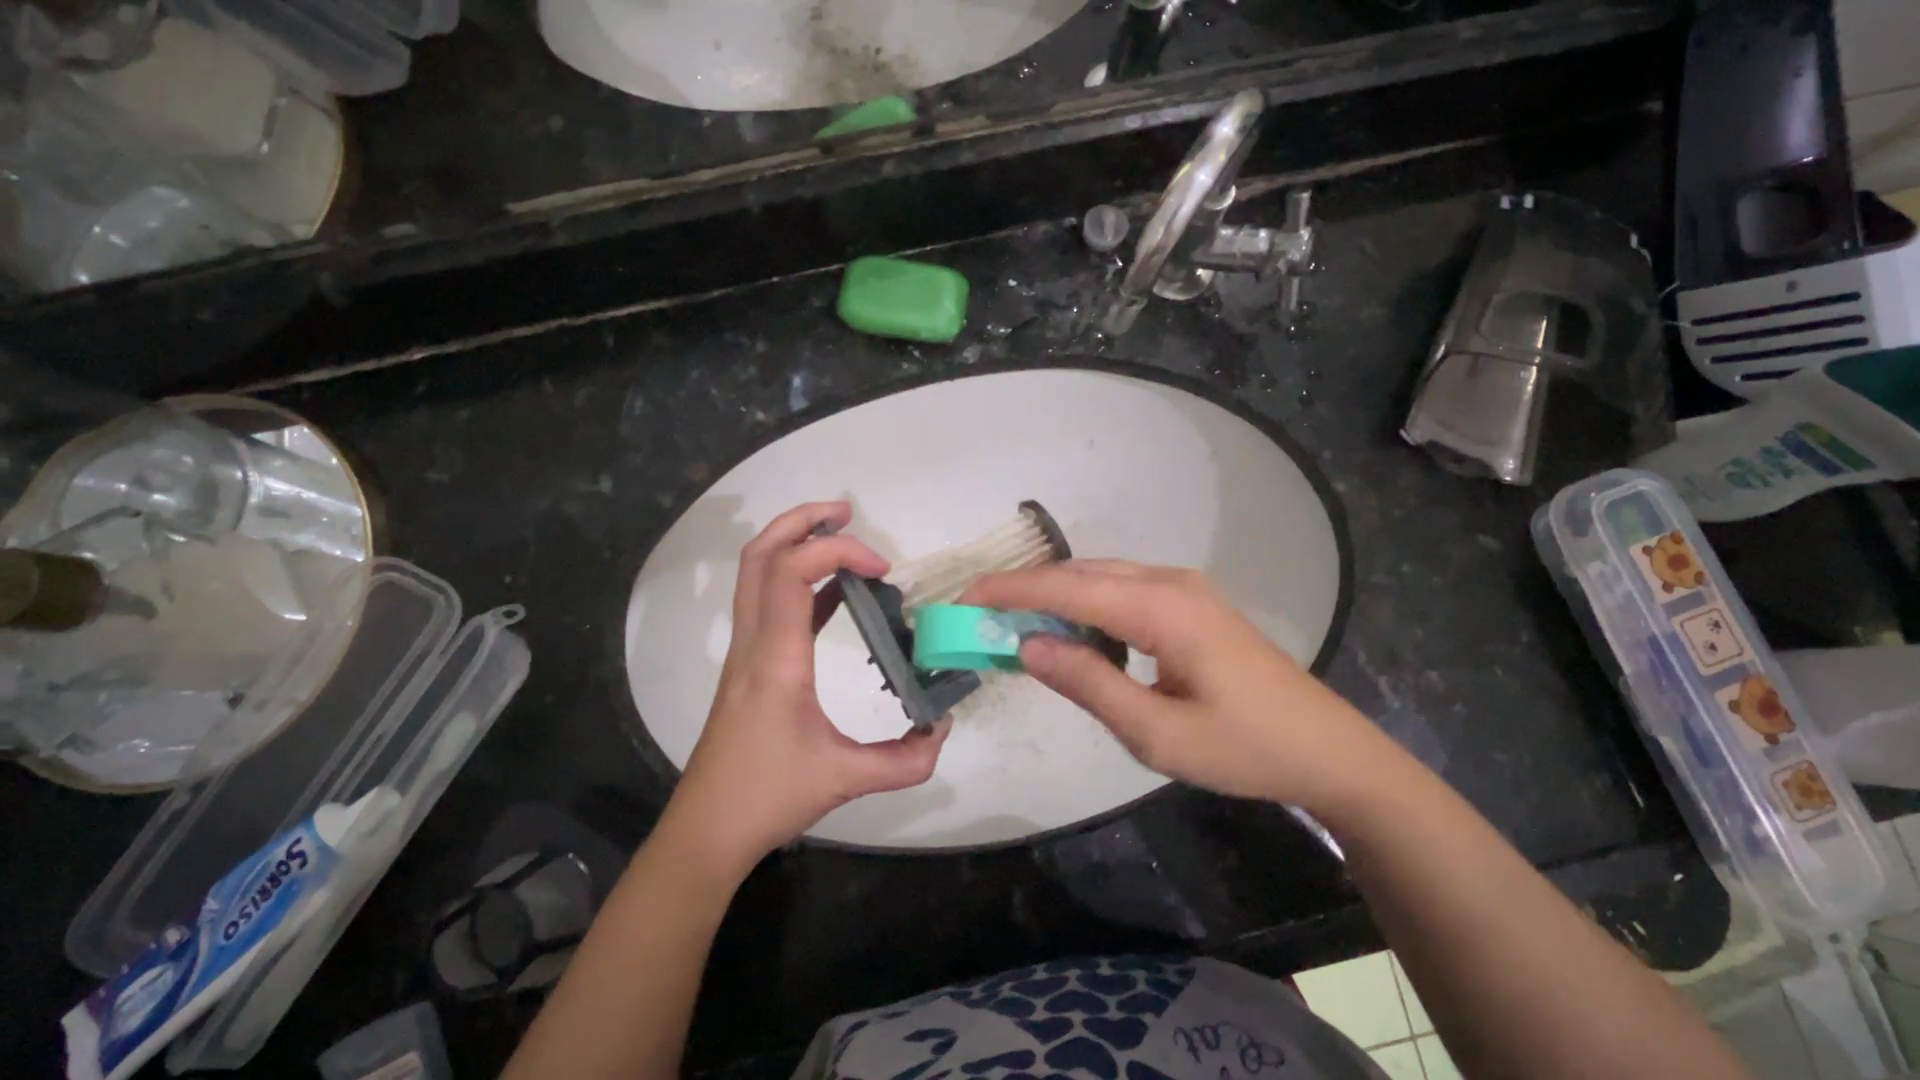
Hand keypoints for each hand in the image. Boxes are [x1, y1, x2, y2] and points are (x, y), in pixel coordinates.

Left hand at [664, 502, 949, 877]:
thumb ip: (905, 758)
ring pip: (757, 573)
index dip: (836, 552)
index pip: (790, 572)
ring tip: (844, 538)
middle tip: (848, 514)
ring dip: (795, 544)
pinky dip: (801, 582)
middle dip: (802, 521)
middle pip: (760, 554)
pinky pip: (769, 603)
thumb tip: (942, 726)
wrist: (709, 827)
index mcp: (776, 659)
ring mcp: (745, 652)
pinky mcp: (749, 666)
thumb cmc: (769, 797)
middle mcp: (754, 643)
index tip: (884, 571)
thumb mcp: (845, 779)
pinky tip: (840, 594)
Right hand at [960, 560, 1383, 809]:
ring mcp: (1187, 591)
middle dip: (1027, 587)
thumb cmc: (1244, 748)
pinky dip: (1087, 604)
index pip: (1069, 589)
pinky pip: (1125, 590)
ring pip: (1103, 578)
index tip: (963, 598)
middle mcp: (1172, 584)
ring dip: (1056, 594)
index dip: (1012, 591)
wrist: (1327, 751)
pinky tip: (1073, 635)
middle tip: (977, 612)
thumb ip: (1089, 684)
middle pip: (1083, 573)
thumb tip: (1027, 645)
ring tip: (1013, 623)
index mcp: (1163, 610)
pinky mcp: (1194, 606)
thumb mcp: (1157, 733)